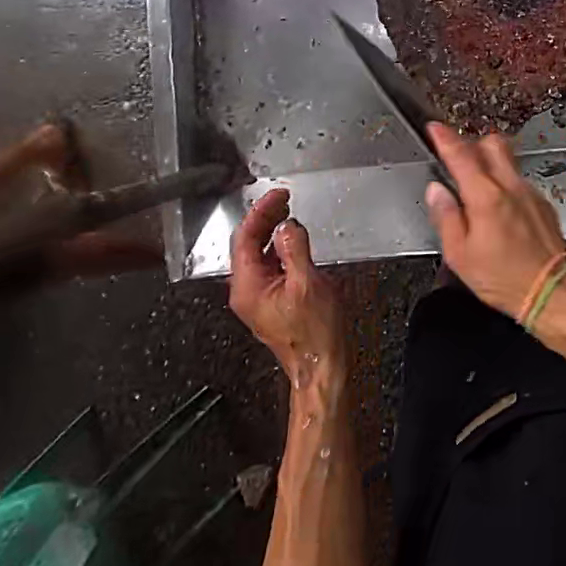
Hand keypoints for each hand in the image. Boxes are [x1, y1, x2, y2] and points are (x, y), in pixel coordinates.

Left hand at [230, 189, 347, 389]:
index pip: (245, 237)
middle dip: (265, 218)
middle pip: (248, 244)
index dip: (261, 212)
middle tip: (283, 200)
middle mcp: (246, 291)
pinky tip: (293, 242)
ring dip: (272, 232)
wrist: (321, 369)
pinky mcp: (270, 302)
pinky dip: (279, 248)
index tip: (277, 196)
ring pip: (258, 254)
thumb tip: (288, 226)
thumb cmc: (314, 335)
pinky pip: (269, 267)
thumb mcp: (308, 283)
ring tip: (287, 214)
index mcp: (248, 286)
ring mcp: (257, 298)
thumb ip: (295, 248)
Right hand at [424, 123, 565, 319]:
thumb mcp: (459, 254)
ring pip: (508, 160)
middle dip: (472, 142)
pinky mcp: (542, 204)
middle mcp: (510, 188)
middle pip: (492, 143)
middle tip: (458, 155)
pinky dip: (505, 183)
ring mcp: (530, 193)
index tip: (435, 128)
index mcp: (485, 198)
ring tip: (476, 183)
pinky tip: (499, 206)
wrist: (552, 292)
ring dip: (490, 162)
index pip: (461, 155)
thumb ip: (445, 217)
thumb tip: (436, 192)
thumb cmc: (505, 279)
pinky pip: (520, 181)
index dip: (445, 137)